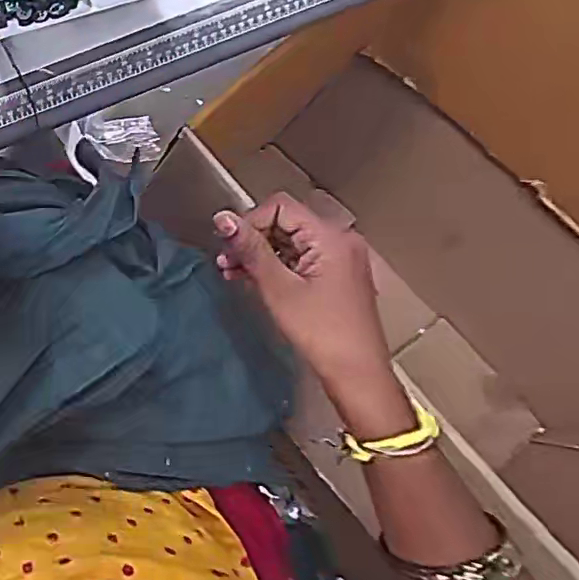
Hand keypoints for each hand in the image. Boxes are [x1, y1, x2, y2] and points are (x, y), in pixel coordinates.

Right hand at [213, 193, 394, 390]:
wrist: (356, 372)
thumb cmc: (319, 330)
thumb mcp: (278, 287)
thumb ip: (250, 249)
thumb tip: (222, 218)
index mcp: (330, 237)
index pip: (280, 207)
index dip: (250, 222)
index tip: (229, 249)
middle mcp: (339, 240)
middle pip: (285, 222)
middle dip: (252, 239)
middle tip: (226, 263)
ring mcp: (339, 258)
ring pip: (289, 241)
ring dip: (259, 254)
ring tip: (232, 273)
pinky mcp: (335, 275)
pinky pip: (299, 258)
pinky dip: (275, 266)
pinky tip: (252, 280)